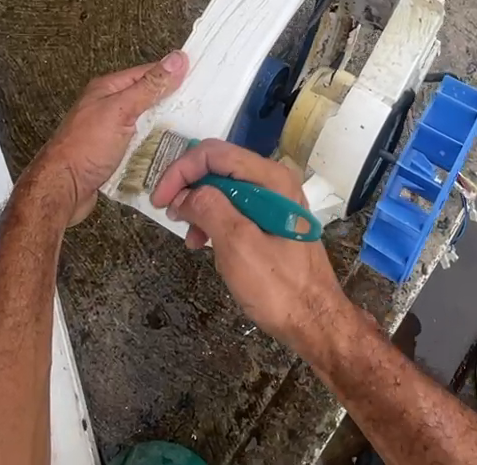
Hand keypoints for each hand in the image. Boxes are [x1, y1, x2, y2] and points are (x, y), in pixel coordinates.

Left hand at [26, 51, 187, 226]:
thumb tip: (175, 59)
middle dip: (170, 107)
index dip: (171, 75)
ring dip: (162, 132)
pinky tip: (166, 156)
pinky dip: (152, 151)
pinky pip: (139, 148)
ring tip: (187, 135)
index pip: (147, 74)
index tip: (196, 78)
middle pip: (148, 101)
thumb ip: (149, 86)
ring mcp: (110, 132)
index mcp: (108, 89)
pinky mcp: (113, 155)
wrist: (62, 189)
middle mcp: (109, 108)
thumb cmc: (84, 148)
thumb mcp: (121, 110)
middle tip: (198, 110)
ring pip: (145, 126)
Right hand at [151, 140, 354, 357]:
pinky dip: (214, 219)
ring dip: (199, 206)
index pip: (214, 154)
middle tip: (169, 214)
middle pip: (218, 166)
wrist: (317, 323)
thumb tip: (185, 194)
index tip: (159, 200)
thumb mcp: (238, 245)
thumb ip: (210, 209)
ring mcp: (274, 200)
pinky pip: (235, 207)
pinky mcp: (271, 219)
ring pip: (224, 187)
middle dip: (188, 186)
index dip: (181, 171)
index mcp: (270, 177)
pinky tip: (205, 243)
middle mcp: (273, 180)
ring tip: (188, 236)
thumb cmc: (280, 287)